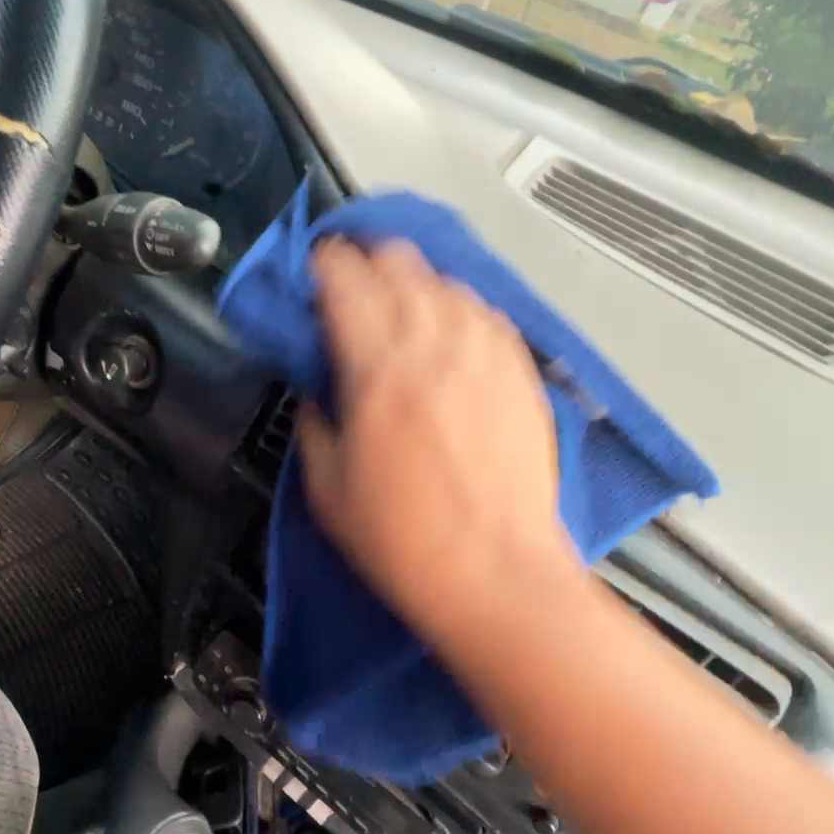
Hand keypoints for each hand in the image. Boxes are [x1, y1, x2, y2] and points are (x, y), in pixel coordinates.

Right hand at [296, 238, 579, 640]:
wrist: (495, 573)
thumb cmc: (403, 540)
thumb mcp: (327, 488)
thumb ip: (314, 424)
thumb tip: (317, 394)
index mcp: (377, 371)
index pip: (345, 280)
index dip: (323, 263)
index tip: (312, 268)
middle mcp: (434, 346)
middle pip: (397, 264)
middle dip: (365, 260)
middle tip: (348, 278)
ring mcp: (485, 354)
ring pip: (444, 280)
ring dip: (411, 278)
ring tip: (395, 296)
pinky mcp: (520, 372)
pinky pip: (484, 312)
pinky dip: (455, 305)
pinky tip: (446, 323)